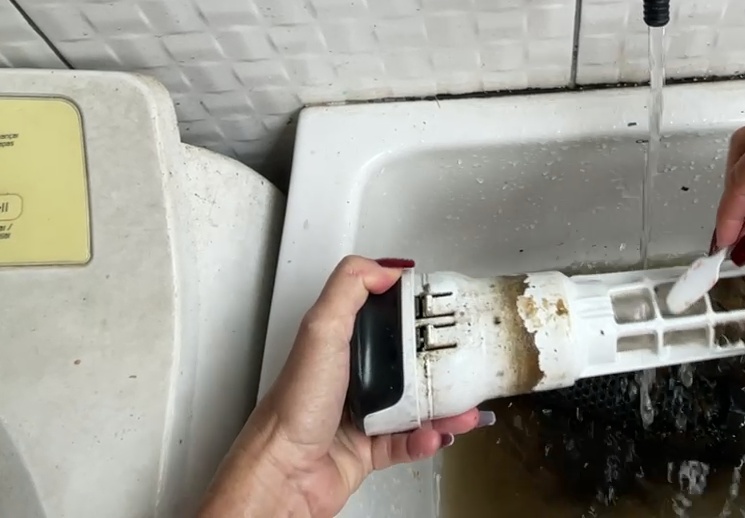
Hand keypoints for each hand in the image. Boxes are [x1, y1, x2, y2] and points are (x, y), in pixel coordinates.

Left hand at [201, 256, 484, 517]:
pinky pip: (410, 440)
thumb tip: (387, 267)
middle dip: (439, 361)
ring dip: (443, 405)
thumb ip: (350, 286)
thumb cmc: (292, 407)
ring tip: (462, 406)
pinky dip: (427, 438)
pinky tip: (436, 433)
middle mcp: (353, 372)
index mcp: (342, 339)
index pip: (385, 311)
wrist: (282, 477)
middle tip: (463, 360)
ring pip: (416, 402)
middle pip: (408, 358)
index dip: (413, 307)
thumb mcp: (320, 328)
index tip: (441, 307)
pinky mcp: (370, 448)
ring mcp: (363, 411)